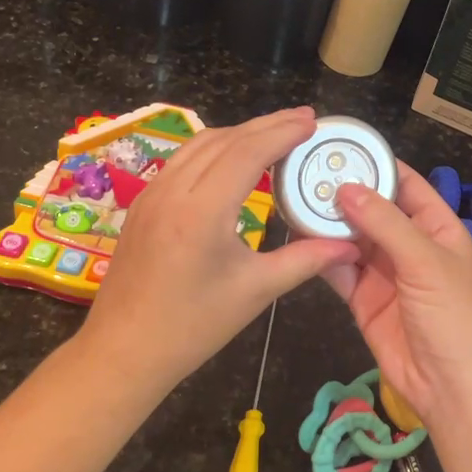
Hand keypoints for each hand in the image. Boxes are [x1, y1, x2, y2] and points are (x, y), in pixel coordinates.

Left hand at [82, 107, 359, 385]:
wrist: (121, 352)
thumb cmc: (192, 327)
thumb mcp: (255, 291)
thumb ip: (305, 260)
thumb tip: (350, 246)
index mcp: (201, 212)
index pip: (247, 153)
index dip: (282, 132)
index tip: (313, 123)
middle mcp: (172, 191)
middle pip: (224, 139)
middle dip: (267, 124)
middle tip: (305, 118)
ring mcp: (151, 193)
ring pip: (200, 144)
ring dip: (240, 132)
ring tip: (276, 131)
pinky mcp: (142, 202)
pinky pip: (183, 159)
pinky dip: (216, 148)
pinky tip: (235, 158)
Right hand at [323, 164, 471, 426]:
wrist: (455, 389)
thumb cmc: (454, 316)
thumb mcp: (426, 261)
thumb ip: (385, 223)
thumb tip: (347, 187)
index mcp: (437, 227)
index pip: (405, 183)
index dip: (376, 164)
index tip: (340, 146)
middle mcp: (410, 245)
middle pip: (373, 209)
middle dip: (344, 193)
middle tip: (303, 171)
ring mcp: (386, 273)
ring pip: (353, 238)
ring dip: (329, 223)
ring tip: (294, 199)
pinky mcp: (364, 300)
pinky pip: (340, 271)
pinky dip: (322, 257)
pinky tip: (299, 239)